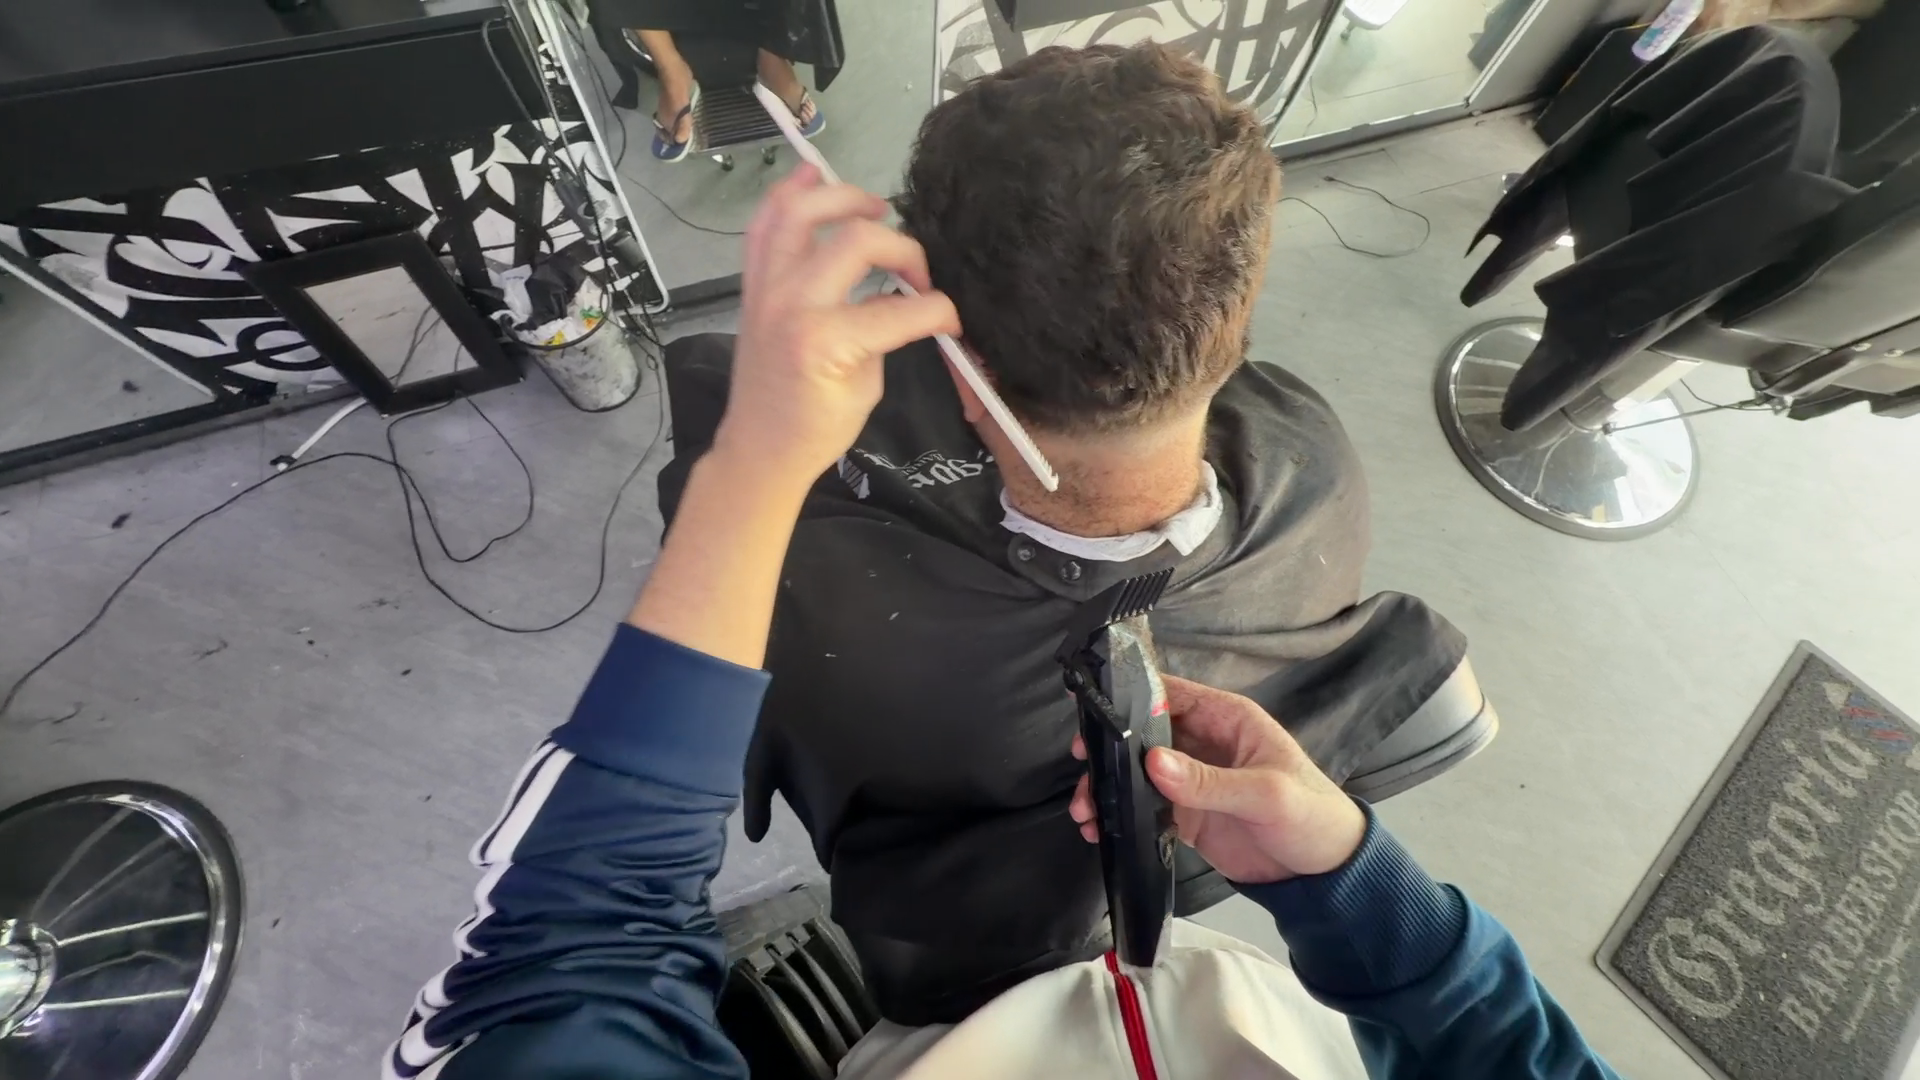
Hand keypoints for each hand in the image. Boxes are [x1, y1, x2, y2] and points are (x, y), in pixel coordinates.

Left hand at [712, 163, 960, 486]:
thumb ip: (885, 335)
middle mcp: (793, 303)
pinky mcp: (753, 285)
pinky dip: (787, 196)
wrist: (760, 447)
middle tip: (917, 272)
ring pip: (799, 212)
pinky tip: (813, 178)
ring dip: (842, 197)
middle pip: (857, 240)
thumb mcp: (867, 387)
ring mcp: (766, 288)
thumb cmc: (818, 430)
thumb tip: (904, 299)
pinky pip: (764, 225)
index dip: (940, 311)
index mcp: (827, 341)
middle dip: (903, 248)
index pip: (903, 309)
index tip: (953, 321)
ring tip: (875, 207)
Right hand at [1069, 675, 1366, 884]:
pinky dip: (1119, 816)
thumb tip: (1152, 762)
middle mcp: (1202, 742)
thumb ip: (1208, 780)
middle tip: (1082, 763)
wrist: (1327, 877)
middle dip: (1108, 749)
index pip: (1170, 696)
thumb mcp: (1265, 795)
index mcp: (1225, 719)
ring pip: (1136, 772)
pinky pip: (1143, 807)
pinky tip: (1100, 830)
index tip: (1093, 712)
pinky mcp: (1184, 813)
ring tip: (1085, 811)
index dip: (1130, 699)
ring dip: (1109, 787)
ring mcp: (1191, 779)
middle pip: (1142, 733)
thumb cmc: (1312, 817)